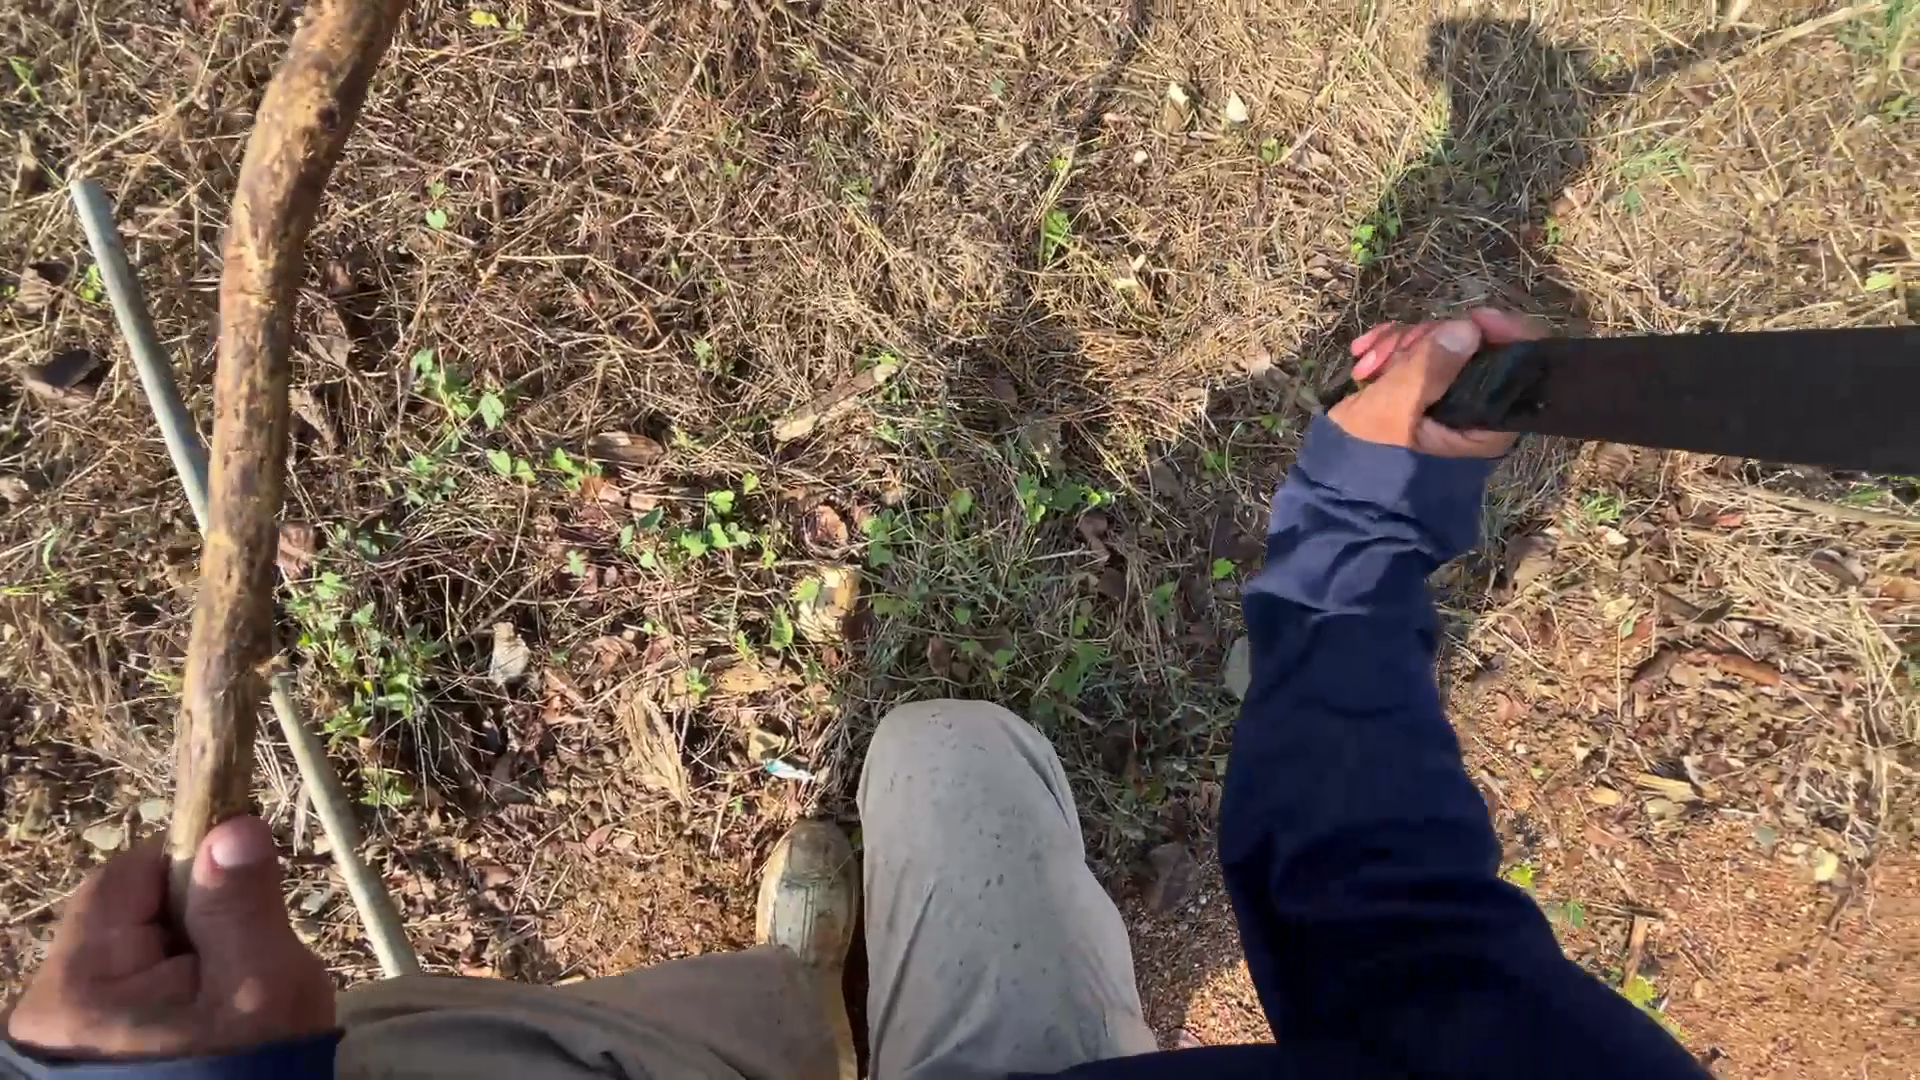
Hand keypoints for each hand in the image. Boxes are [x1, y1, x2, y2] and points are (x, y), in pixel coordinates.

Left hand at [7, 816, 334, 1059]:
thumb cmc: (246, 1066)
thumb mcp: (262, 981)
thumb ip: (242, 905)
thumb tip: (233, 826)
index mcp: (78, 985)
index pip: (123, 876)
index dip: (192, 858)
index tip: (251, 878)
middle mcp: (43, 1007)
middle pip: (129, 915)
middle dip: (202, 913)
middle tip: (253, 949)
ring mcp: (58, 1036)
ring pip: (138, 951)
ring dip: (199, 950)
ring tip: (238, 989)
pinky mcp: (81, 1053)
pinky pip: (134, 988)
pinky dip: (185, 984)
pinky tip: (214, 1015)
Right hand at [1328, 308, 1549, 457]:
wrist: (1330, 483)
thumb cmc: (1364, 459)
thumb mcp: (1390, 413)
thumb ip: (1425, 371)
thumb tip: (1464, 329)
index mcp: (1485, 421)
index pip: (1516, 362)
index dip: (1499, 332)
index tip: (1469, 317)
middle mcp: (1472, 405)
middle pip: (1470, 347)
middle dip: (1424, 341)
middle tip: (1382, 356)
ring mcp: (1442, 396)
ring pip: (1437, 345)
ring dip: (1397, 346)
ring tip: (1363, 366)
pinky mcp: (1416, 391)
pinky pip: (1413, 353)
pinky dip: (1387, 350)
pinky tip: (1361, 358)